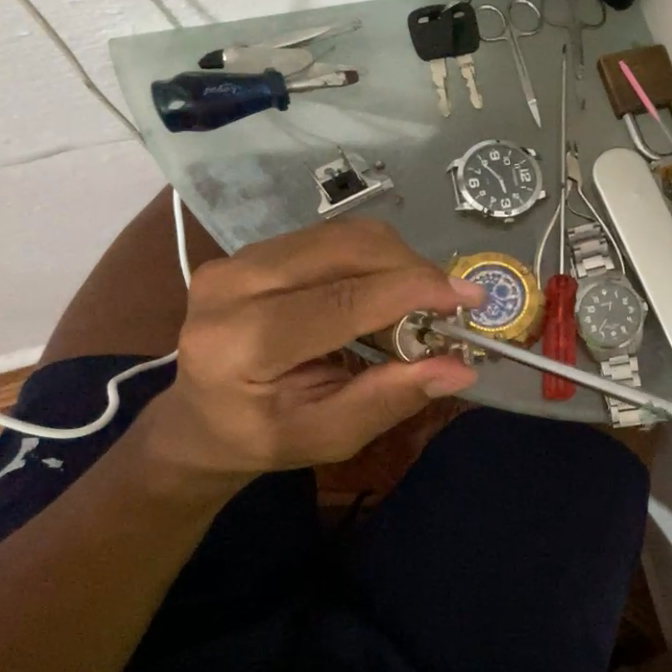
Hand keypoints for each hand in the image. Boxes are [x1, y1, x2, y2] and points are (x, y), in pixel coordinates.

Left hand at [135, 219, 483, 479]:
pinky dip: (375, 258)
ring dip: (397, 261)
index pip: (343, 300)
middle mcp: (230, 287)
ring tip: (417, 302)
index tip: (471, 297)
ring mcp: (237, 260)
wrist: (201, 420)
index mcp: (240, 344)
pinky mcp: (251, 250)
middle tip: (449, 304)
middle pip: (346, 249)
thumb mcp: (329, 435)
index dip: (413, 291)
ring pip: (343, 234)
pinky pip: (332, 237)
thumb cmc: (264, 436)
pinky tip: (384, 292)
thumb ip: (389, 399)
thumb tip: (460, 369)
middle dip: (412, 269)